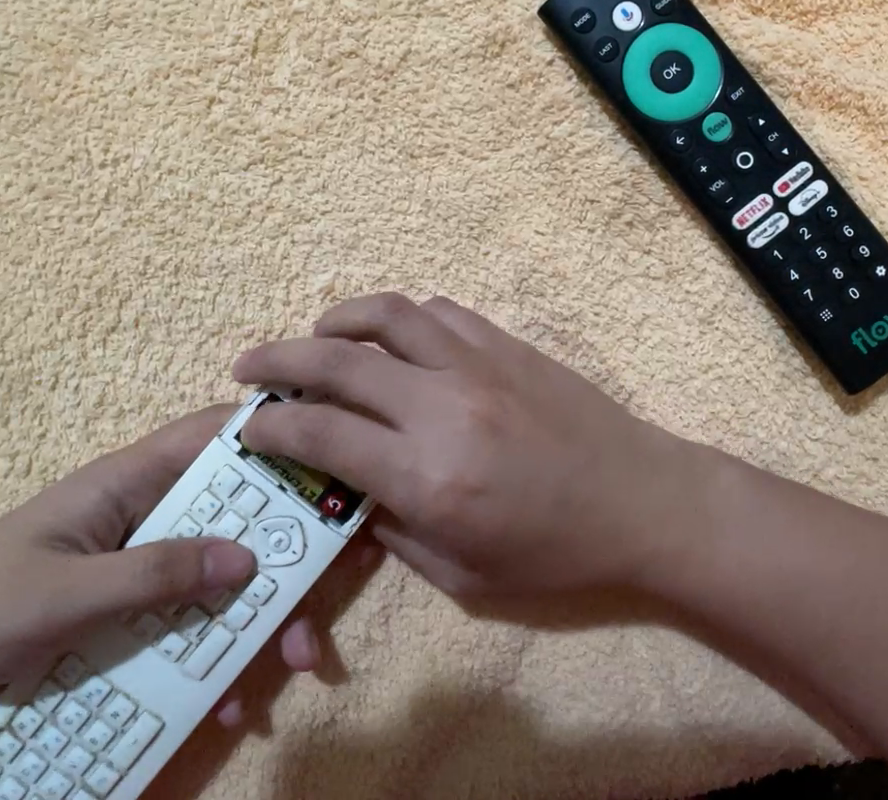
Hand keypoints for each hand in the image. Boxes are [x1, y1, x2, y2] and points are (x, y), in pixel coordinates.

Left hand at [0, 406, 324, 724]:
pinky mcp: (139, 609)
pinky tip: (232, 703)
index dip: (277, 437)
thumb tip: (249, 559)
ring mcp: (147, 563)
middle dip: (287, 554)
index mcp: (130, 483)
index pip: (216, 436)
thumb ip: (157, 574)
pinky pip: (199, 621)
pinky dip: (225, 656)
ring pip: (229, 573)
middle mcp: (150, 514)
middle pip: (239, 513)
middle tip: (325, 591)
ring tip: (297, 662)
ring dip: (266, 616)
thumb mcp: (66, 595)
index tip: (335, 460)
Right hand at [232, 293, 697, 597]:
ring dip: (338, 319)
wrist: (641, 502)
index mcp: (425, 475)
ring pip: (389, 315)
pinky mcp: (508, 346)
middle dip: (279, 360)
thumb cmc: (554, 555)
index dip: (269, 427)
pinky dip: (401, 318)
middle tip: (249, 368)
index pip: (320, 434)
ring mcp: (479, 365)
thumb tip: (350, 490)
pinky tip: (393, 337)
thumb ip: (394, 530)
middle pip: (338, 361)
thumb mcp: (462, 574)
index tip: (246, 427)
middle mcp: (443, 406)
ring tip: (317, 336)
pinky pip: (441, 313)